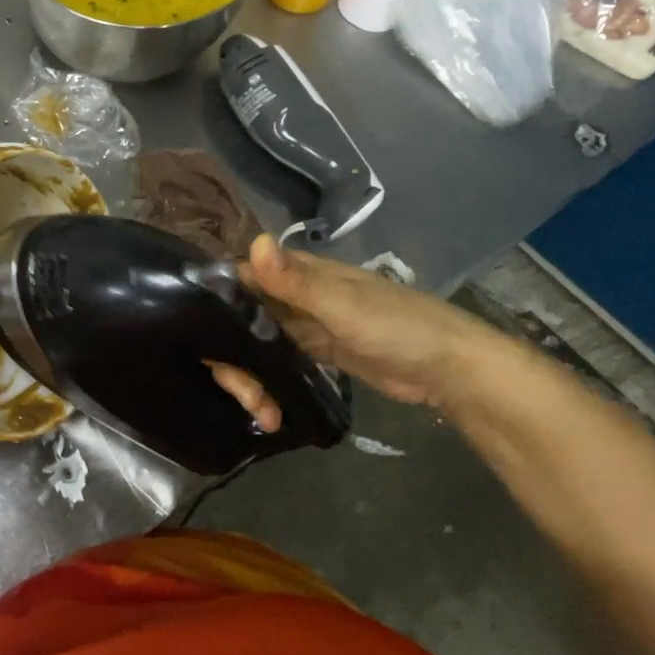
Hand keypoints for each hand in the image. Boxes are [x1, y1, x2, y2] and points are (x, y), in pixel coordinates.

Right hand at [208, 234, 495, 423]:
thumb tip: (253, 241)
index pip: (237, 281)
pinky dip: (267, 386)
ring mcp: (302, 325)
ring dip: (250, 379)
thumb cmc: (399, 327)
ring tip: (264, 414)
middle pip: (238, 321)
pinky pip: (275, 364)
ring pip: (253, 346)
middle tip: (247, 397)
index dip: (213, 306)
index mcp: (295, 273)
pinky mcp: (313, 353)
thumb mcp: (341, 305)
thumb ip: (294, 280)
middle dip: (233, 360)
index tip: (201, 341)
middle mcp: (291, 295)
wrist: (453, 370)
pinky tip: (269, 411)